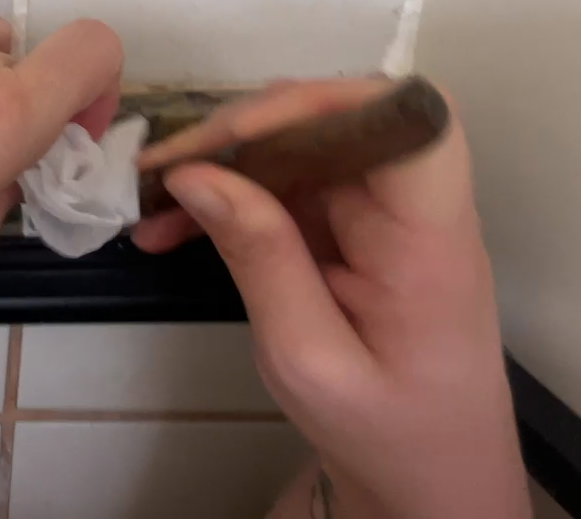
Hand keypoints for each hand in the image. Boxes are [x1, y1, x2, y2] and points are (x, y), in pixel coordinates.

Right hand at [132, 79, 530, 518]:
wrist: (424, 485)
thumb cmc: (384, 434)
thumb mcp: (308, 357)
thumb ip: (260, 257)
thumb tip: (196, 172)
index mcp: (428, 243)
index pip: (412, 122)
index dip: (327, 100)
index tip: (239, 131)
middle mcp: (404, 212)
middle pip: (331, 121)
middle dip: (237, 132)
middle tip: (163, 167)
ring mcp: (368, 217)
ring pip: (287, 149)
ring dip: (214, 164)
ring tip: (152, 197)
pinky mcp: (337, 228)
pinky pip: (270, 187)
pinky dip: (215, 198)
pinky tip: (167, 227)